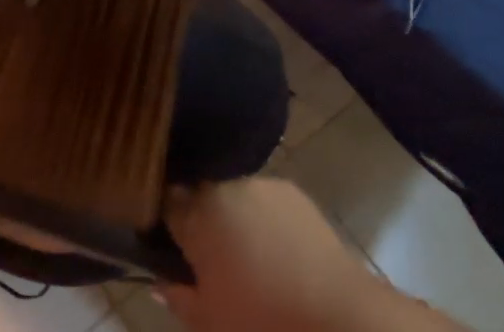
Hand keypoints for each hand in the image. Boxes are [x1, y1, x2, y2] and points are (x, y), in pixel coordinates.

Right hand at [161, 178, 466, 331]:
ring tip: (241, 254)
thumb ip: (179, 297)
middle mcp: (227, 186)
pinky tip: (269, 249)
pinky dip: (259, 218)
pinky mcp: (296, 193)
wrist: (343, 320)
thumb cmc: (263, 323)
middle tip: (202, 256)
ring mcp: (264, 185)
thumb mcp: (209, 321)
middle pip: (198, 194)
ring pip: (231, 195)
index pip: (163, 202)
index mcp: (199, 212)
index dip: (161, 223)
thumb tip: (160, 281)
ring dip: (230, 217)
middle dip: (197, 219)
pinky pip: (262, 200)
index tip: (163, 245)